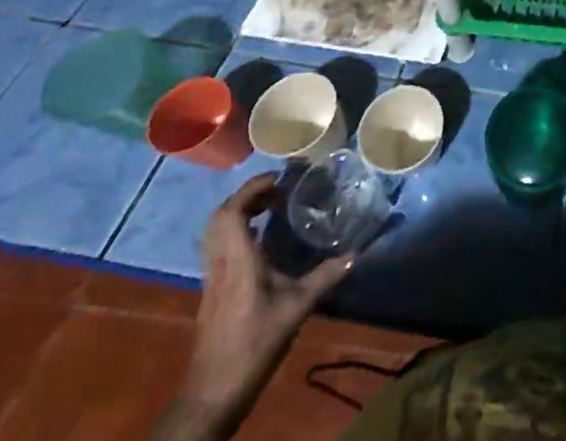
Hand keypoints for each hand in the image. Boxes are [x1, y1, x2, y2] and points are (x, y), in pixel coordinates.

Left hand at [171, 174, 354, 429]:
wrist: (214, 388)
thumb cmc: (256, 343)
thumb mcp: (297, 308)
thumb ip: (324, 277)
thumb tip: (354, 254)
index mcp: (238, 261)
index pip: (231, 213)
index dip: (251, 189)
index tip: (278, 178)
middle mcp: (220, 263)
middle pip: (220, 217)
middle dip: (246, 196)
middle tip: (277, 190)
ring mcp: (212, 277)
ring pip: (216, 231)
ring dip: (240, 212)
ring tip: (271, 207)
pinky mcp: (212, 289)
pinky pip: (219, 246)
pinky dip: (237, 231)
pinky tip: (261, 239)